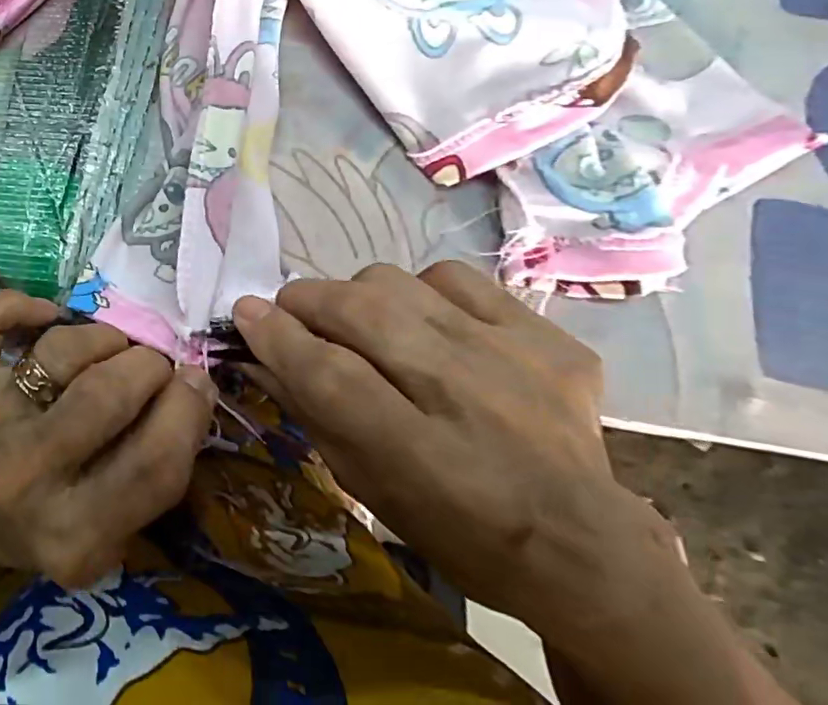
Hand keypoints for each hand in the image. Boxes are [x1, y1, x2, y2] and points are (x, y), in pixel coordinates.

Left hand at [0, 292, 217, 592]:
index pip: (153, 465)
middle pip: (106, 395)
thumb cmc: (49, 525)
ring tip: (114, 347)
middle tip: (154, 365)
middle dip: (148, 367)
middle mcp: (25, 475)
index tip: (197, 381)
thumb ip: (153, 471)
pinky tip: (49, 314)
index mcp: (74, 533)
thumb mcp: (110, 533)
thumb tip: (195, 383)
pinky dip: (18, 305)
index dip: (188, 412)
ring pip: (58, 351)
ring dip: (103, 337)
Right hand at [229, 262, 675, 635]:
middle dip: (305, 303)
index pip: (327, 371)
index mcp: (418, 453)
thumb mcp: (359, 481)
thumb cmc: (447, 525)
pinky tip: (425, 324)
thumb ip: (305, 407)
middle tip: (293, 316)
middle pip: (358, 310)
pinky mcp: (549, 340)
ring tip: (361, 324)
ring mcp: (515, 360)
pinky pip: (456, 278)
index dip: (274, 335)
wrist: (583, 549)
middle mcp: (468, 396)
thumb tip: (254, 348)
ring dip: (357, 297)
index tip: (244, 314)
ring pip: (396, 282)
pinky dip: (422, 291)